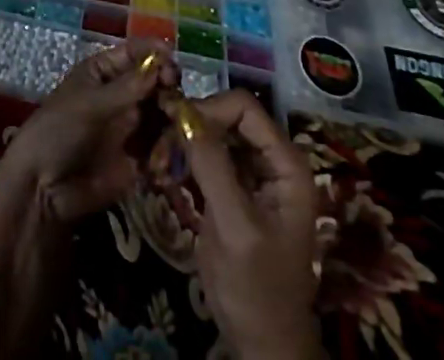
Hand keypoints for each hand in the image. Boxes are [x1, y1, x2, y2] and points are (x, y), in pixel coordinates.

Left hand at [0, 40, 172, 224]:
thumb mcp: (90, 105)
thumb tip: (160, 65)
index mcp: (102, 73)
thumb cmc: (58, 132)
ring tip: (172, 133)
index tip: (171, 64)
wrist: (43, 186)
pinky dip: (167, 152)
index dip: (155, 55)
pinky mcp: (139, 157)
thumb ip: (128, 87)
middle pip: (156, 83)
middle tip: (173, 103)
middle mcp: (120, 95)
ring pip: (164, 115)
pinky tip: (160, 163)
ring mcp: (131, 126)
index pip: (134, 53)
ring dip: (172, 122)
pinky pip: (163, 148)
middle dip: (168, 90)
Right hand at [177, 91, 322, 359]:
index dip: (208, 110)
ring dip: (181, 141)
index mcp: (286, 165)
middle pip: (225, 115)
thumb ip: (213, 166)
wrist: (261, 336)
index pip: (244, 108)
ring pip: (211, 132)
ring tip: (157, 163)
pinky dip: (182, 156)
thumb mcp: (234, 225)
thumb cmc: (256, 285)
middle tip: (158, 149)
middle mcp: (271, 161)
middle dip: (190, 125)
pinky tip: (163, 171)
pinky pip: (204, 154)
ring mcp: (250, 174)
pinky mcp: (230, 188)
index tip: (174, 130)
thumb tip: (183, 113)